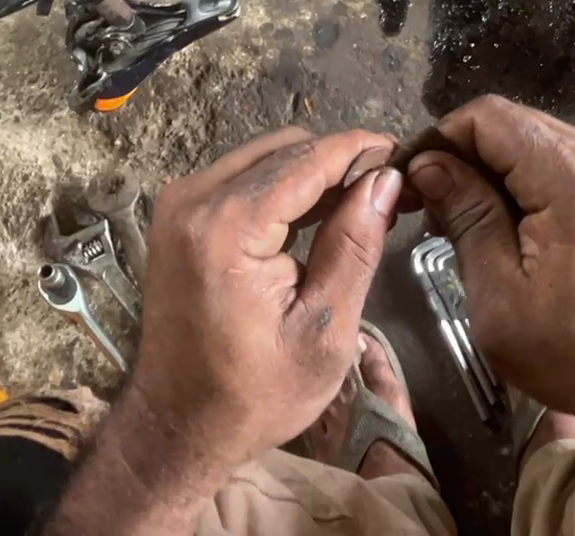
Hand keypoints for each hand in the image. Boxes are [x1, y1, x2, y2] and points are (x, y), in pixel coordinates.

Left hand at [128, 127, 401, 475]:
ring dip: (311, 170)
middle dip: (337, 160)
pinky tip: (315, 211)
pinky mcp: (177, 211)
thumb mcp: (323, 333)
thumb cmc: (253, 395)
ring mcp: (179, 201)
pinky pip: (242, 174)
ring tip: (358, 199)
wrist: (175, 424)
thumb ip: (354, 248)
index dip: (357, 149)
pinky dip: (282, 184)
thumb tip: (384, 179)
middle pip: (284, 149)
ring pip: (264, 156)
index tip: (399, 150)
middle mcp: (194, 199)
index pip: (306, 161)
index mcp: (226, 228)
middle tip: (383, 186)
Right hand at [406, 96, 574, 426]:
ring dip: (482, 172)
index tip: (409, 187)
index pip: (483, 116)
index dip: (437, 142)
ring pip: (521, 141)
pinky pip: (545, 162)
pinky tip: (497, 228)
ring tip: (457, 223)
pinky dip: (511, 183)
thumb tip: (425, 165)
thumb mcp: (503, 295)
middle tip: (426, 209)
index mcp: (567, 172)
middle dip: (456, 157)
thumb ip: (465, 216)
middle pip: (502, 123)